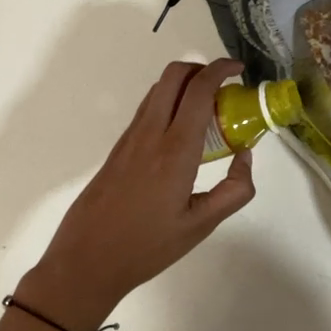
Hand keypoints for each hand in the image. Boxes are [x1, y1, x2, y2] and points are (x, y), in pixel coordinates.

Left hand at [15, 59, 256, 330]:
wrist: (86, 262)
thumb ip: (234, 190)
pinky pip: (148, 108)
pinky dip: (170, 101)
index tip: (239, 70)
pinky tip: (182, 132)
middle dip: (202, 68)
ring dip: (184, 84)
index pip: (199, 90)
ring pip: (158, 89)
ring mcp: (131, 138)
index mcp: (175, 150)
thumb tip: (245, 156)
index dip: (221, 70)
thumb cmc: (147, 246)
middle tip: (223, 86)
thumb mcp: (201, 226)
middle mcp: (151, 133)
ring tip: (207, 109)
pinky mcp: (119, 147)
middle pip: (173, 75)